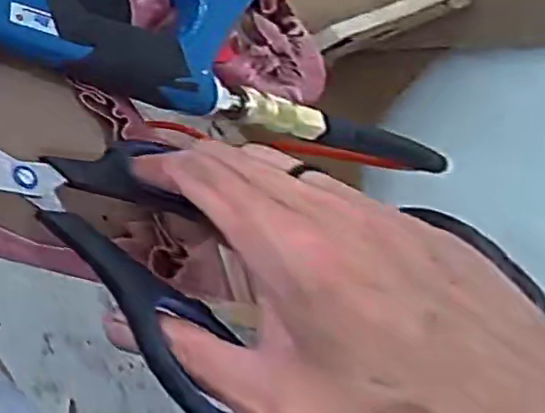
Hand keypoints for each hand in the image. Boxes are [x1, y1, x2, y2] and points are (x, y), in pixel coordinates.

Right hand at [108, 141, 544, 412]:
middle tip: (170, 191)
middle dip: (191, 163)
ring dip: (241, 174)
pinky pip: (336, 189)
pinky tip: (309, 241)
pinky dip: (295, 192)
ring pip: (284, 164)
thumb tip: (125, 324)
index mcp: (284, 244)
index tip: (134, 168)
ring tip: (230, 212)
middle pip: (235, 156)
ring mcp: (377, 212)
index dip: (158, 162)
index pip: (201, 171)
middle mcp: (325, 209)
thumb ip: (192, 353)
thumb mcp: (280, 401)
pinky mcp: (419, 227)